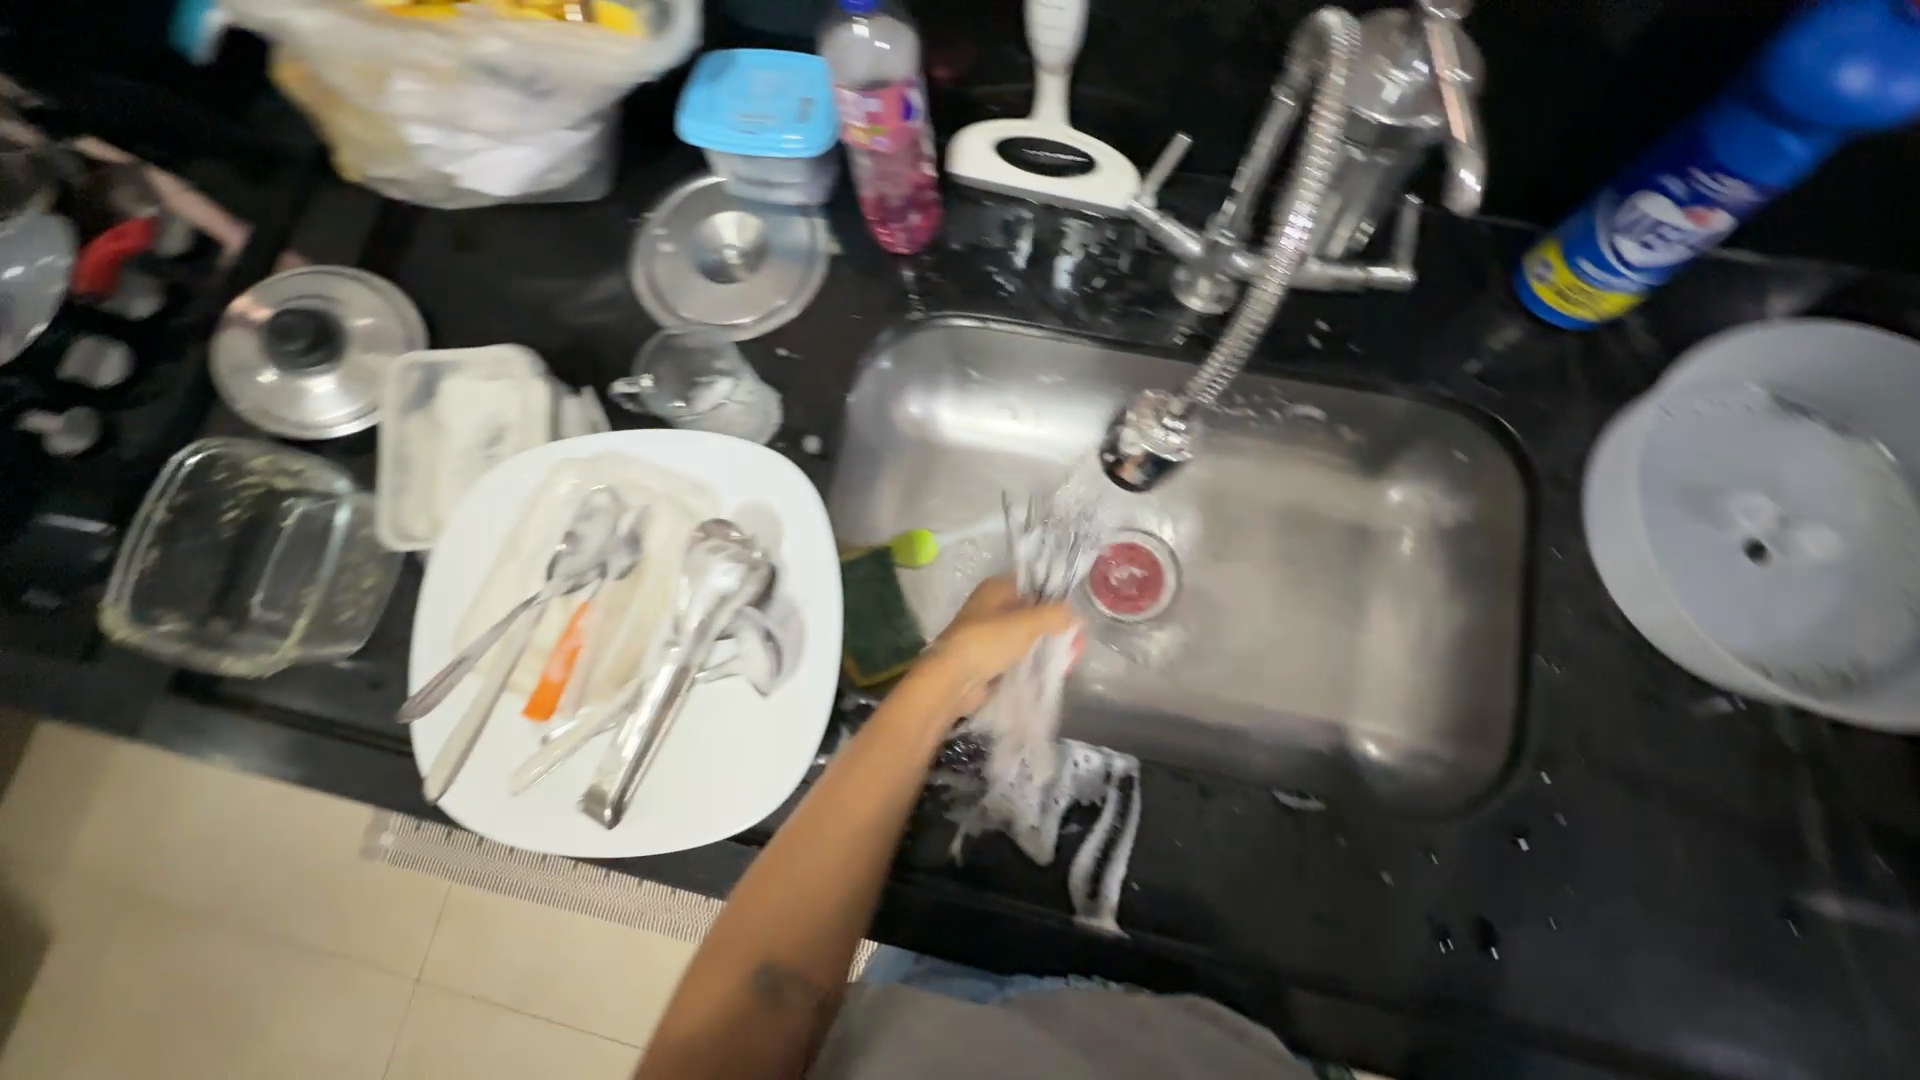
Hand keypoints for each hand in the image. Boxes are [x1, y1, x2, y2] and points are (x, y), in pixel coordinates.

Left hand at [913, 576, 1078, 719]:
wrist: (953, 679)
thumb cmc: (989, 640)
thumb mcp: (1028, 622)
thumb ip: (1055, 614)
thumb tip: (1074, 615)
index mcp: (997, 588)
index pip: (1033, 584)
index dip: (1056, 596)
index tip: (1076, 613)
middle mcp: (992, 607)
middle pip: (1033, 613)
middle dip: (1056, 627)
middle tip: (1079, 642)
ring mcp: (990, 635)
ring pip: (1027, 637)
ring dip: (1048, 647)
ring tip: (1072, 659)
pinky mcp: (990, 660)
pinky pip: (1019, 657)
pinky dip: (1035, 662)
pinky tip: (1055, 670)